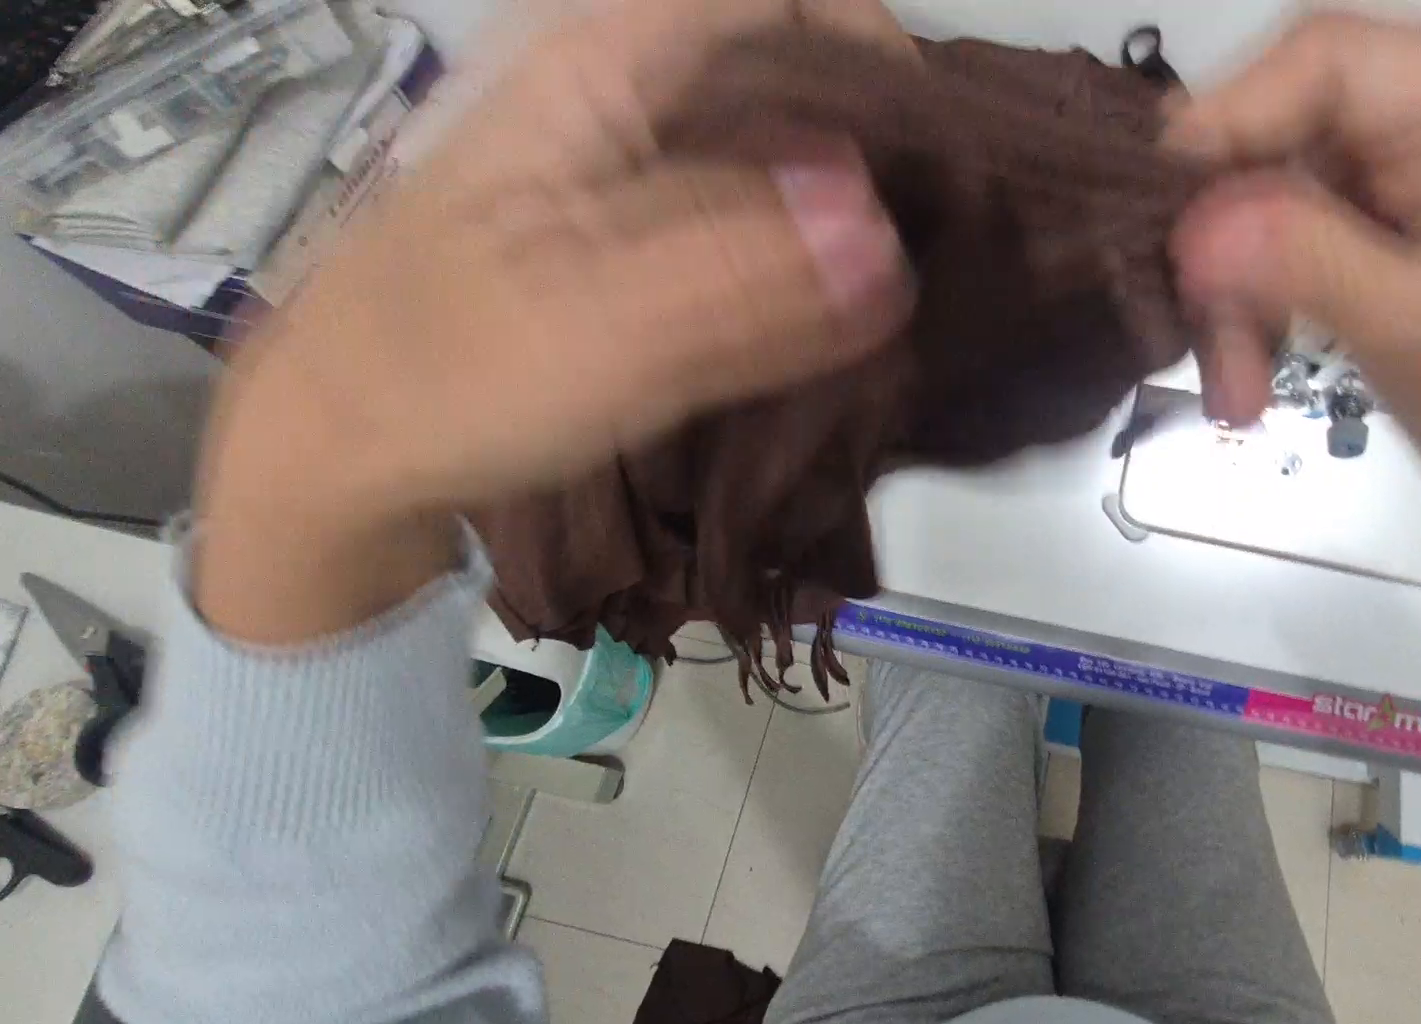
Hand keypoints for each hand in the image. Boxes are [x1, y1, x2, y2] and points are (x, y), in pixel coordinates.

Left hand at [195, 0, 916, 641]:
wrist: (351, 444)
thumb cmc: (449, 379)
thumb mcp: (600, 332)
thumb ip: (742, 281)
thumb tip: (886, 243)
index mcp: (601, 72)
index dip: (870, 48)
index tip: (934, 150)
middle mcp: (620, 96)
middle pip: (781, 68)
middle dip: (871, 137)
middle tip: (934, 228)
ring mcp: (627, 168)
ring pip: (769, 145)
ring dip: (844, 200)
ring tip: (903, 273)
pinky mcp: (633, 235)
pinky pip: (746, 213)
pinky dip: (804, 249)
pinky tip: (836, 302)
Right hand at [1165, 13, 1420, 626]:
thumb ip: (1310, 265)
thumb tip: (1192, 228)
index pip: (1333, 59)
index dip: (1225, 118)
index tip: (1151, 208)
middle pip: (1292, 130)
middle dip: (1228, 238)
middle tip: (1198, 335)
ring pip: (1278, 194)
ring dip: (1238, 291)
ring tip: (1236, 384)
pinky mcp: (1402, 213)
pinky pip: (1294, 236)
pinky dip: (1260, 304)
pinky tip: (1254, 369)